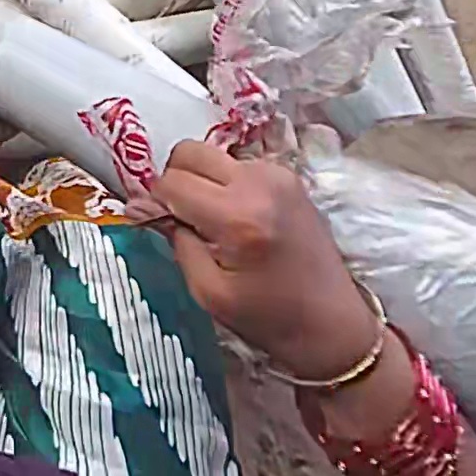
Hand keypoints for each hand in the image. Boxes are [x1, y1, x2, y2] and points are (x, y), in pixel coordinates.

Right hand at [146, 141, 378, 380]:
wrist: (334, 324)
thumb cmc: (269, 318)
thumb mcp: (210, 292)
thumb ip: (175, 240)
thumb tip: (141, 206)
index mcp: (238, 217)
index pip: (174, 182)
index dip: (156, 200)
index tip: (155, 220)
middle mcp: (257, 182)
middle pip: (190, 152)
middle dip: (174, 179)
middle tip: (180, 214)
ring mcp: (275, 172)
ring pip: (212, 154)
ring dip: (200, 179)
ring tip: (211, 218)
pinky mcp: (286, 174)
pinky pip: (237, 163)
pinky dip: (224, 182)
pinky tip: (236, 214)